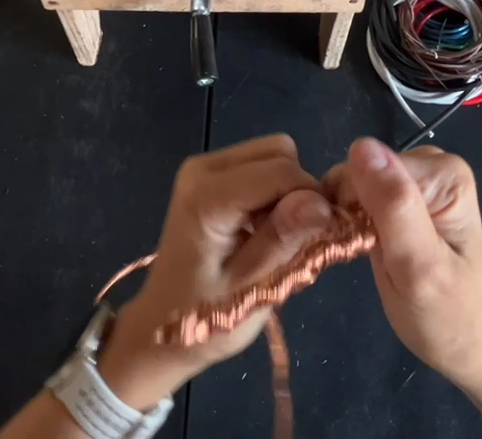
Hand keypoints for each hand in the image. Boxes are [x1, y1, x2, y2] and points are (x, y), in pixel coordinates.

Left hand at [95, 134, 332, 409]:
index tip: (318, 236)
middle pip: (278, 152)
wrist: (160, 328)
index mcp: (208, 196)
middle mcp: (204, 167)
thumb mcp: (250, 289)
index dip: (311, 199)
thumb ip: (282, 240)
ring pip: (273, 153)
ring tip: (274, 235)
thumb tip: (321, 202)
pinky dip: (273, 189)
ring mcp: (205, 165)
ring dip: (287, 190)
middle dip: (298, 191)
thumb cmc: (203, 319)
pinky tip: (261, 226)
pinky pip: (260, 163)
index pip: (281, 170)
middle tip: (292, 238)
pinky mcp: (211, 172)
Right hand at [327, 138, 481, 388]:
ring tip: (371, 250)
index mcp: (444, 173)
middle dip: (352, 210)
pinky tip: (369, 242)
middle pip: (361, 169)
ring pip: (355, 180)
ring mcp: (418, 178)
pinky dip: (354, 217)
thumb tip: (361, 146)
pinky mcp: (403, 194)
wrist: (466, 344)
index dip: (353, 205)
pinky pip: (359, 191)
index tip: (360, 244)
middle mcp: (433, 165)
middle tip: (368, 252)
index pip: (368, 167)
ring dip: (351, 215)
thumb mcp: (419, 266)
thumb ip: (393, 205)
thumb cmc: (447, 314)